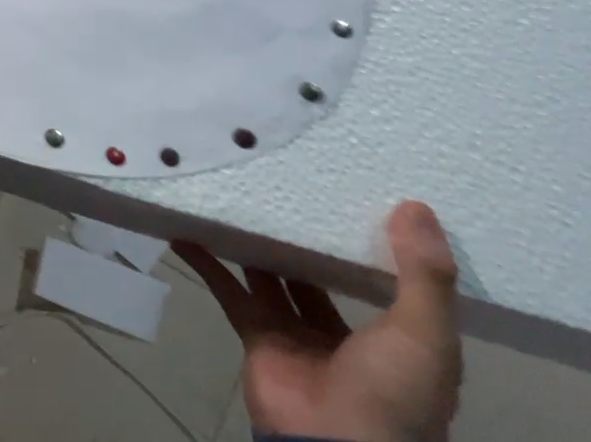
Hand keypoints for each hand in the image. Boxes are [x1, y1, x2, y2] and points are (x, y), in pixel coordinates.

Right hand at [174, 201, 462, 441]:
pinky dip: (205, 264)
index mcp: (398, 334)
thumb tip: (414, 206)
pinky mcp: (255, 334)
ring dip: (251, 246)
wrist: (333, 441)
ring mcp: (296, 333)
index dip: (371, 242)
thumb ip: (421, 274)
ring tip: (232, 204)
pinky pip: (228, 290)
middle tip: (281, 193)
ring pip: (270, 277)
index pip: (387, 279)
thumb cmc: (392, 391)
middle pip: (319, 274)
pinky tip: (185, 235)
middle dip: (301, 240)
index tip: (353, 198)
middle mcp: (347, 332)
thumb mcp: (424, 334)